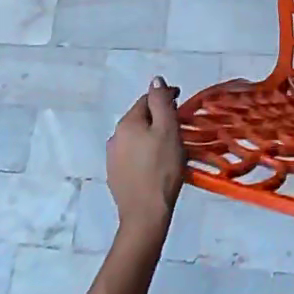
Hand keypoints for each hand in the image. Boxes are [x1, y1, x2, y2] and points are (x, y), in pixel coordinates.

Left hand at [107, 77, 186, 235]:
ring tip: (168, 145)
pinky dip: (144, 152)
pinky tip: (155, 163)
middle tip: (177, 123)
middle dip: (157, 116)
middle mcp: (115, 136)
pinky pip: (132, 155)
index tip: (180, 101)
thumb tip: (156, 80)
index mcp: (127, 122)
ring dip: (150, 135)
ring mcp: (112, 157)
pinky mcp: (115, 175)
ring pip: (135, 137)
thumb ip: (161, 102)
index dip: (165, 97)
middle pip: (140, 118)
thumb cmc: (161, 169)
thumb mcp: (168, 130)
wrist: (145, 213)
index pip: (147, 100)